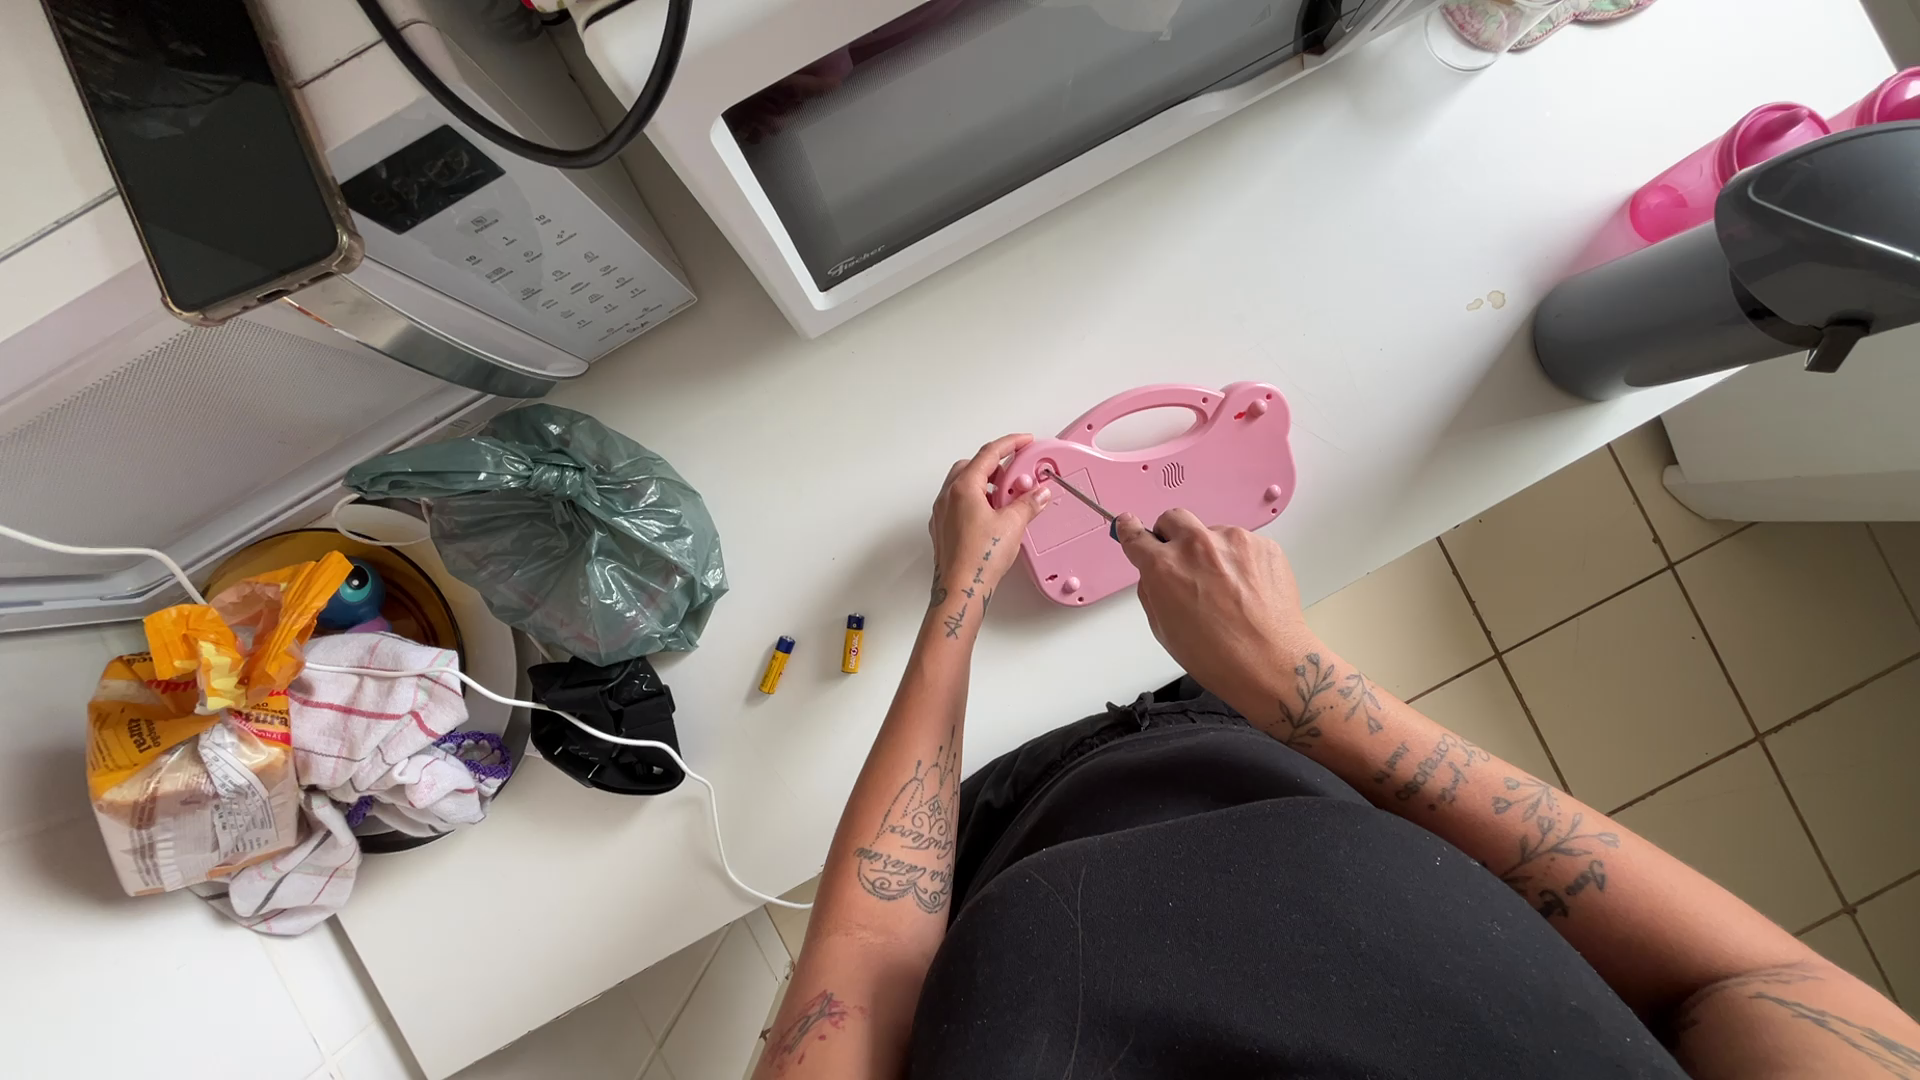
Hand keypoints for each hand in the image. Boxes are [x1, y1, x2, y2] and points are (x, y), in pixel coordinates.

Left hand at [925, 434, 1052, 636]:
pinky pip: (958, 504)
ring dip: (984, 484)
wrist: (960, 589)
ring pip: (962, 485)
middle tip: (1015, 472)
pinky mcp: (942, 530)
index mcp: (963, 488)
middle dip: (994, 465)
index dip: (1010, 444)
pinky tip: (991, 515)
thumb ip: (1029, 503)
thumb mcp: (1013, 525)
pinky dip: (975, 501)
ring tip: (1006, 496)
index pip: (988, 454)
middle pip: (971, 466)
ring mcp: (942, 514)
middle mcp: (947, 497)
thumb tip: (1039, 493)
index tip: (1023, 441)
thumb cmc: (978, 558)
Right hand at [1115, 509, 1317, 707]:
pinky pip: (1242, 544)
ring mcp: (1233, 541)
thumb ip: (1152, 590)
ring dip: (1210, 551)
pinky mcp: (1263, 545)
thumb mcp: (1162, 628)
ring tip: (1225, 588)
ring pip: (1211, 533)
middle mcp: (1196, 546)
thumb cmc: (1216, 655)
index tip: (1128, 525)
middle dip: (1171, 535)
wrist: (1269, 663)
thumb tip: (1152, 572)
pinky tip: (1246, 589)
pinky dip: (1240, 561)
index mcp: (1164, 567)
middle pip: (1173, 518)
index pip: (1136, 535)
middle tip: (1181, 560)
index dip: (1129, 530)